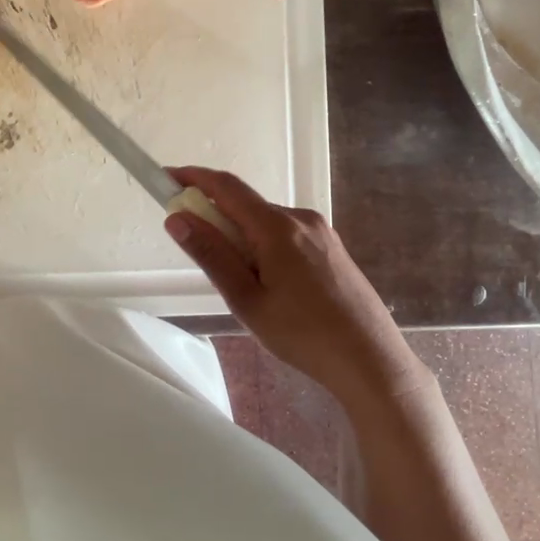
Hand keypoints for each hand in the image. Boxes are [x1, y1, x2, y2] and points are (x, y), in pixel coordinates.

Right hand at [166, 167, 427, 404]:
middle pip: (246, 205)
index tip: (165, 178)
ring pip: (267, 222)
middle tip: (200, 254)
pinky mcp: (333, 249)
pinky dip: (265, 245)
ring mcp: (322, 233)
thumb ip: (211, 255)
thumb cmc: (304, 335)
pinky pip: (287, 235)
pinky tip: (271, 286)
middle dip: (216, 217)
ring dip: (242, 236)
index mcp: (277, 227)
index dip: (193, 177)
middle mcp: (301, 219)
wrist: (374, 363)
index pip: (226, 186)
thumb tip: (177, 218)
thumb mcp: (246, 300)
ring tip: (242, 285)